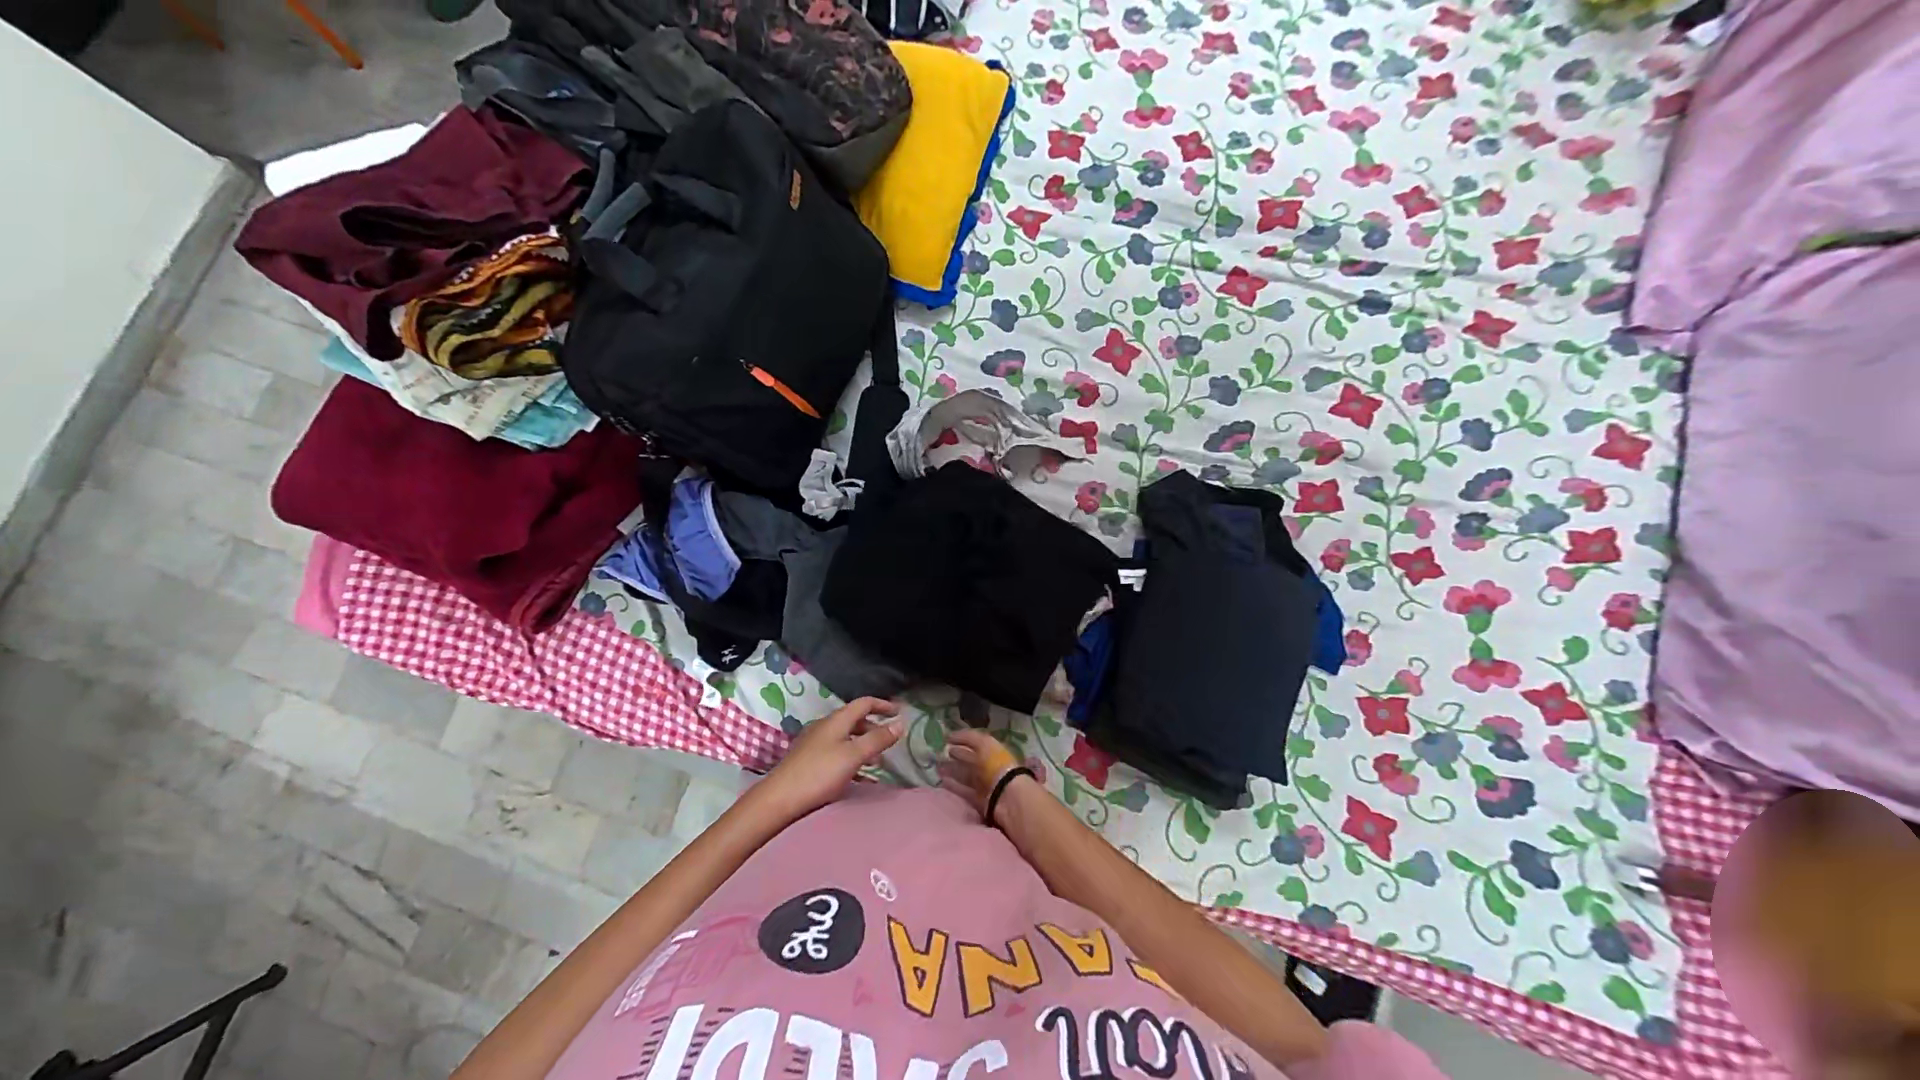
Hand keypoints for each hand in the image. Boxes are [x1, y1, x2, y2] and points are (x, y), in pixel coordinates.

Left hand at [751, 698, 902, 824]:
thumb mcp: (853, 755)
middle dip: (874, 726)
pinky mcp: (809, 761)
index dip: (882, 705)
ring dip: (863, 744)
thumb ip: (877, 739)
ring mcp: (815, 744)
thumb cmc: (819, 773)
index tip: (899, 712)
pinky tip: (858, 776)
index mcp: (836, 720)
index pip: (863, 703)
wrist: (780, 799)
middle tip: (890, 739)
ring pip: (846, 738)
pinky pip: (837, 753)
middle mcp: (825, 727)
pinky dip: (852, 758)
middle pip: (854, 720)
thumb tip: (900, 723)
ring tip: (878, 760)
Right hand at [938, 728, 1027, 819]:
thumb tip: (950, 736)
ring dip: (952, 770)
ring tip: (937, 766)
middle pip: (970, 759)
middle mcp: (988, 767)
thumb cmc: (996, 764)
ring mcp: (983, 783)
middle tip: (940, 753)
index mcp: (992, 752)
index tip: (947, 739)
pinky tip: (942, 781)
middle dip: (957, 755)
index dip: (962, 740)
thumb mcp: (984, 743)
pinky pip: (963, 790)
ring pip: (965, 775)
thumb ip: (967, 737)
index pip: (976, 744)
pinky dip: (953, 785)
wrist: (1006, 795)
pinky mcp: (978, 799)